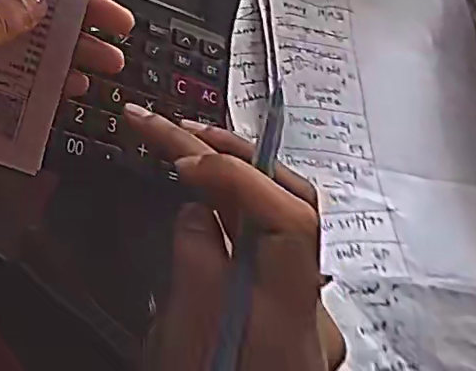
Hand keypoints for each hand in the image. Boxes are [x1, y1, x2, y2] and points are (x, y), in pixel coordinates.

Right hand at [127, 106, 345, 370]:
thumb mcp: (180, 352)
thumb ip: (193, 277)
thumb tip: (193, 210)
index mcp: (287, 325)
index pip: (289, 221)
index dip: (239, 176)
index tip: (183, 158)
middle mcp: (306, 309)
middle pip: (290, 202)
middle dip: (229, 153)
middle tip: (168, 128)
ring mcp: (300, 306)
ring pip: (277, 212)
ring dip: (228, 168)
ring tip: (178, 140)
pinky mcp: (283, 305)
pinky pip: (262, 234)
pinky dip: (228, 199)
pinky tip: (198, 188)